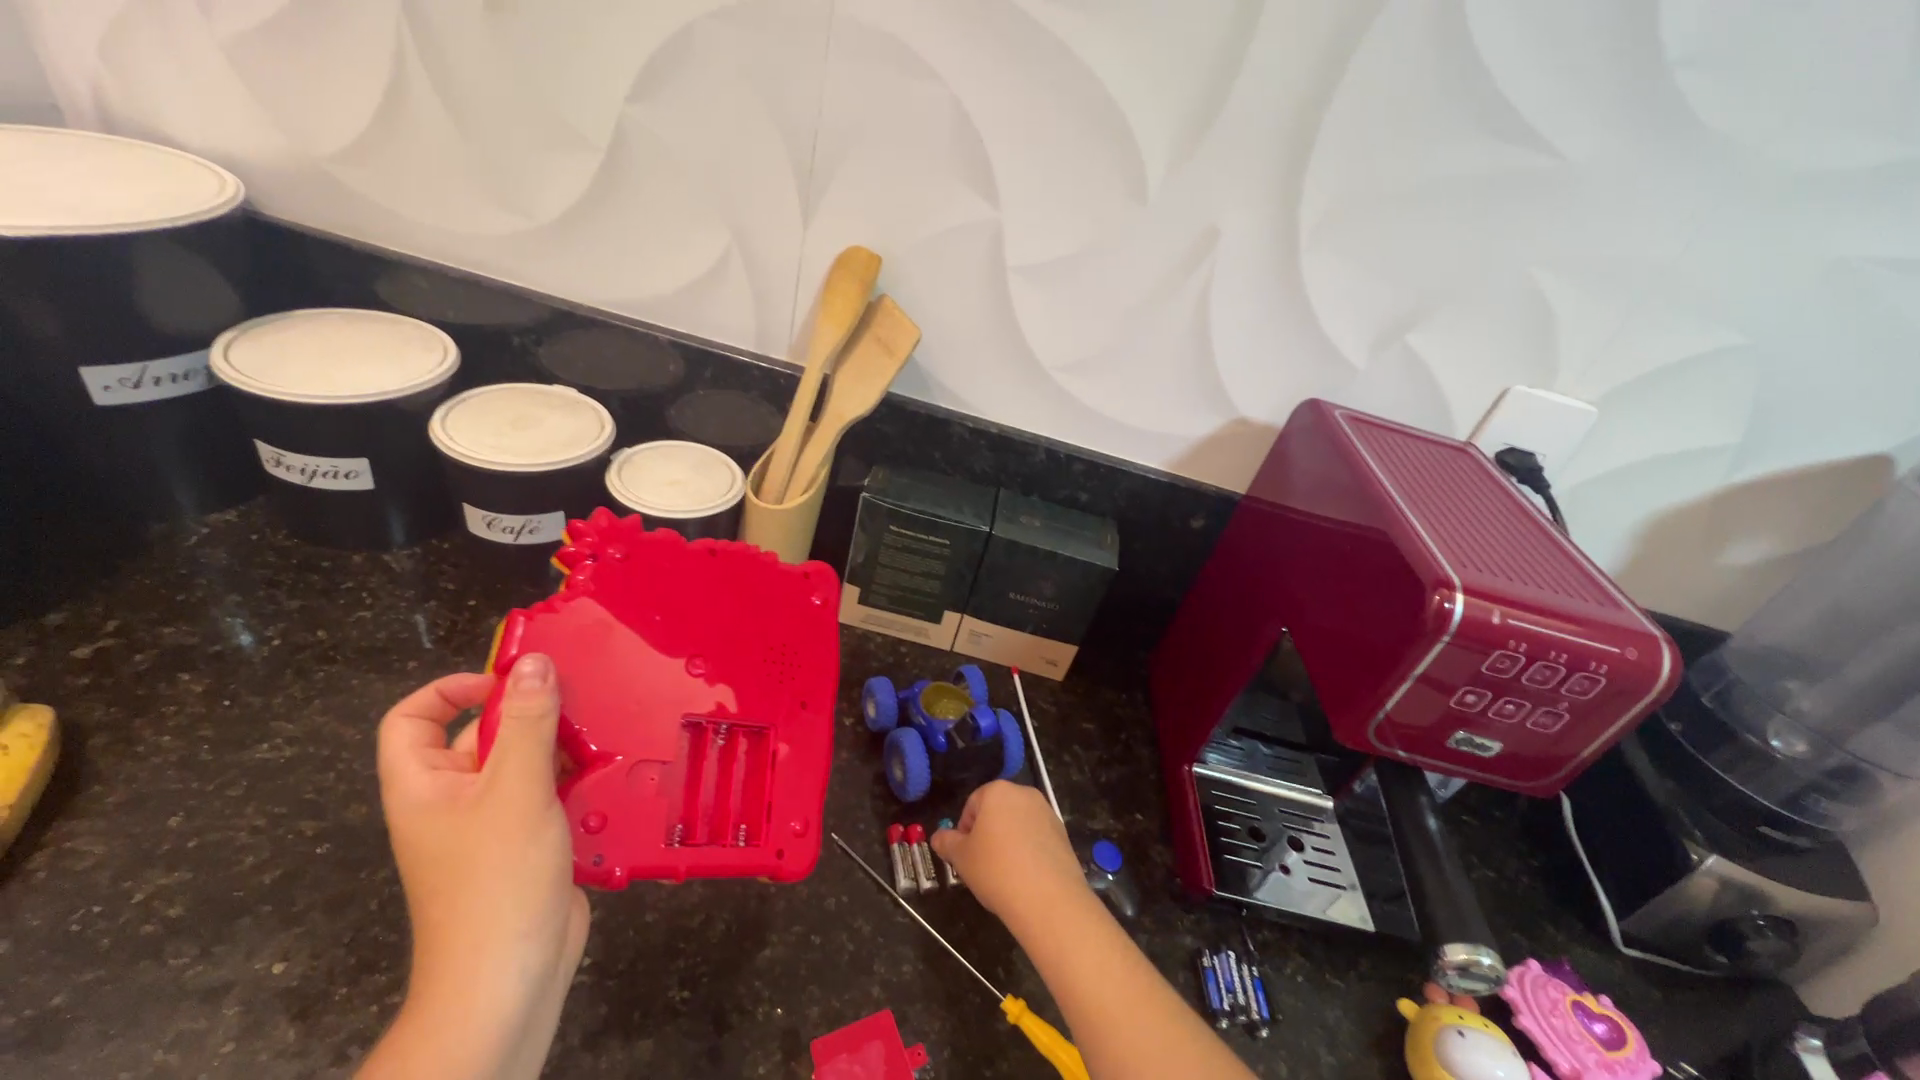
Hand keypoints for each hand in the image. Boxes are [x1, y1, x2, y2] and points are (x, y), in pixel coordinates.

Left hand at [364, 654, 586, 1078]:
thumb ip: (527, 722)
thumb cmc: (497, 878)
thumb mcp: (515, 789)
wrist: (509, 975)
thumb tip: (534, 662)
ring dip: (554, 749)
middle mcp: (449, 801)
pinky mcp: (524, 846)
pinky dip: (569, 781)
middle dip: (523, 717)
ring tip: (598, 737)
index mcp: (423, 785)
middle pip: (475, 738)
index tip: (506, 682)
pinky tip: (605, 776)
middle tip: (574, 703)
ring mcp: (488, 827)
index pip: (412, 718)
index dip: (450, 690)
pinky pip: (542, 796)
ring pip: (517, 766)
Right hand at [932, 781, 1088, 931]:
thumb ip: (946, 842)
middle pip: (998, 811)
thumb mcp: (961, 857)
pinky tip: (1024, 877)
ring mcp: (1048, 814)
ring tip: (1003, 873)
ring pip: (1018, 825)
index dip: (964, 829)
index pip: (972, 803)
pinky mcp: (1064, 835)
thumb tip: (938, 836)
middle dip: (987, 833)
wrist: (1048, 899)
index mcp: (998, 792)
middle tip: (981, 863)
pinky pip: (1037, 839)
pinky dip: (1028, 852)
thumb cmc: (996, 870)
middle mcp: (1025, 795)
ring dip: (1008, 842)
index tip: (964, 853)